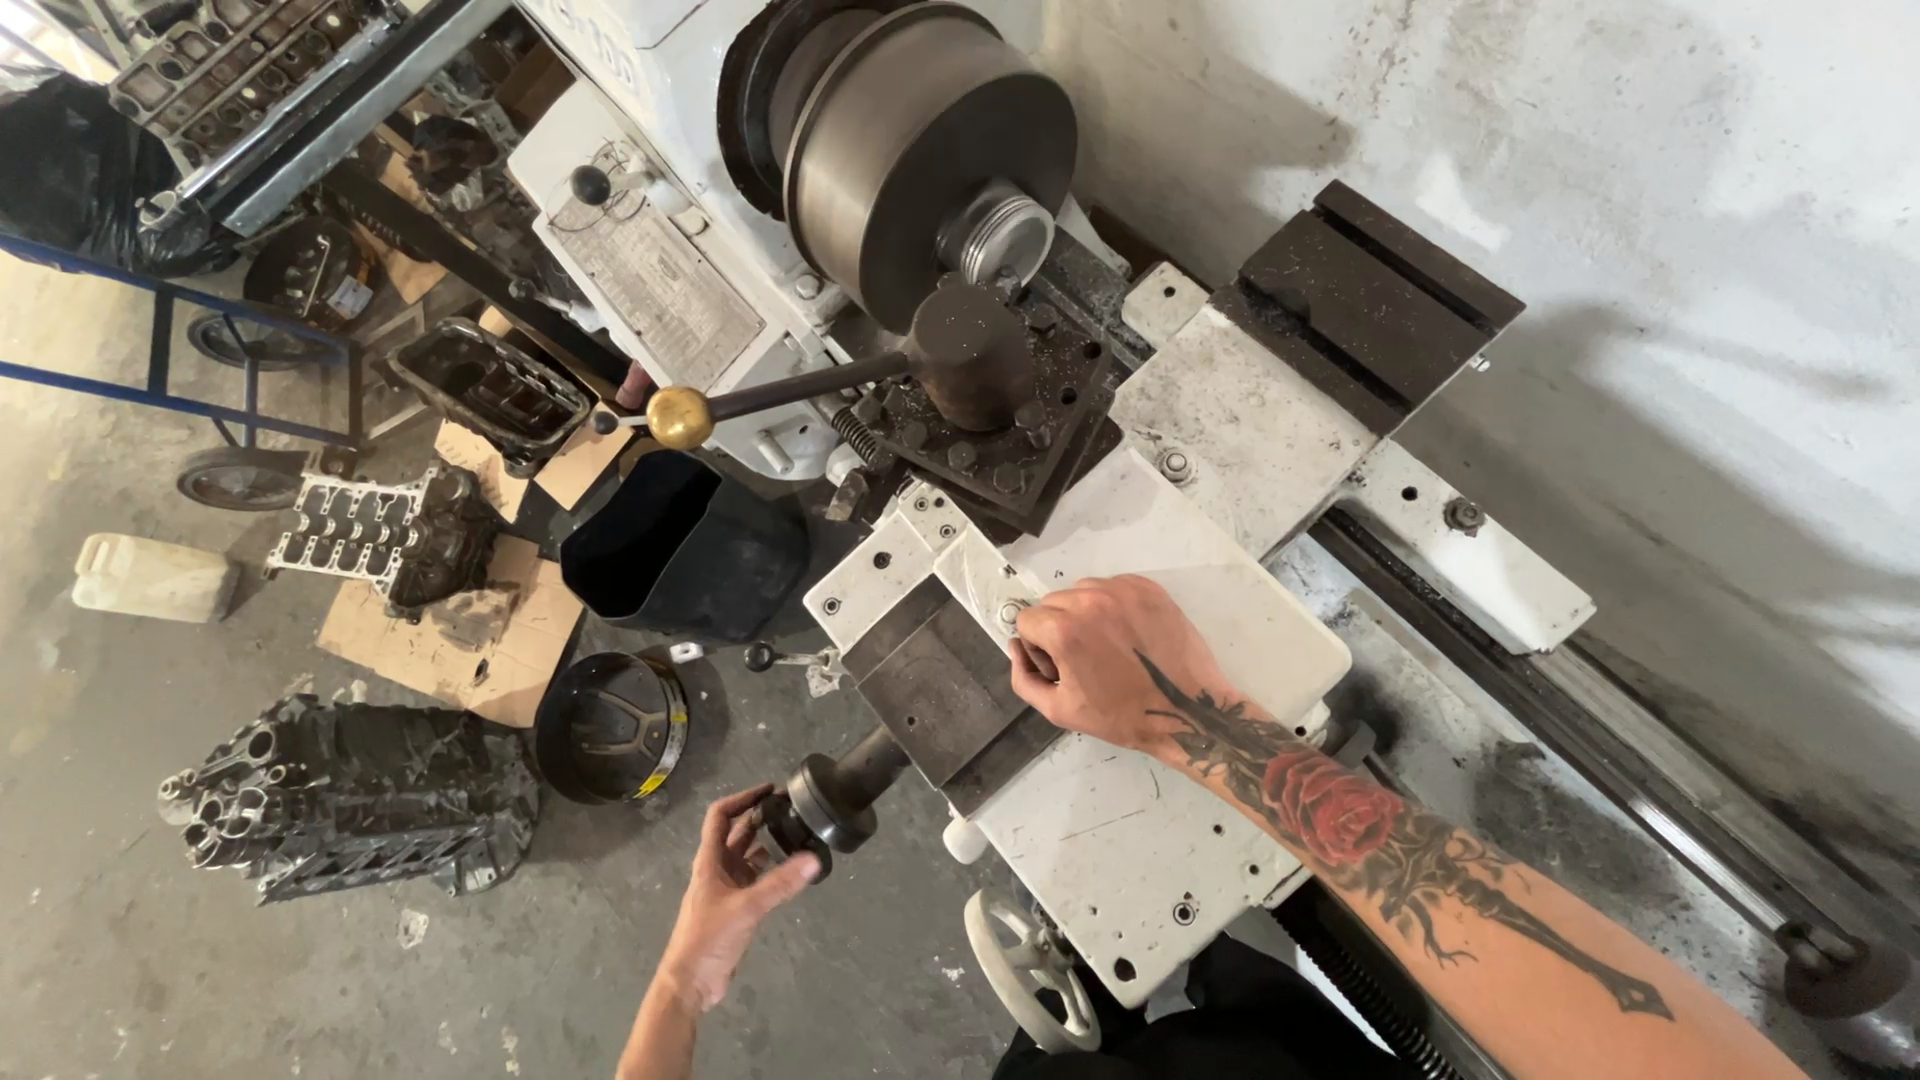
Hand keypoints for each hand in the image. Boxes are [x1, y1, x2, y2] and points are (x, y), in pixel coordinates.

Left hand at [654, 785, 821, 1011]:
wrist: (689, 985)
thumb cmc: (707, 939)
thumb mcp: (746, 908)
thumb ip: (780, 884)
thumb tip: (814, 859)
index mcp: (709, 861)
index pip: (720, 816)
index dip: (742, 798)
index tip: (769, 791)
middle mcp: (716, 869)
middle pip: (736, 833)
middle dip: (760, 818)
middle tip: (790, 809)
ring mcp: (725, 889)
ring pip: (746, 856)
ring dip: (766, 843)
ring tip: (795, 834)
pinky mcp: (734, 907)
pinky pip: (754, 879)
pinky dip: (770, 870)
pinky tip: (789, 870)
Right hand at [1009, 575, 1233, 757]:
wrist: (1187, 711)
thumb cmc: (1121, 716)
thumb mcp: (1059, 710)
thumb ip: (1023, 677)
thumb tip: (1015, 648)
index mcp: (1064, 630)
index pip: (1027, 620)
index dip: (1037, 647)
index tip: (1060, 667)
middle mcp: (1089, 601)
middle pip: (1052, 603)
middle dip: (1058, 628)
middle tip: (1083, 659)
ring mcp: (1122, 591)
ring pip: (1082, 591)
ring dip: (1084, 613)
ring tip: (1107, 645)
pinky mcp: (1148, 588)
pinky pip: (1112, 586)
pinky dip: (1112, 605)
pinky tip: (1127, 634)